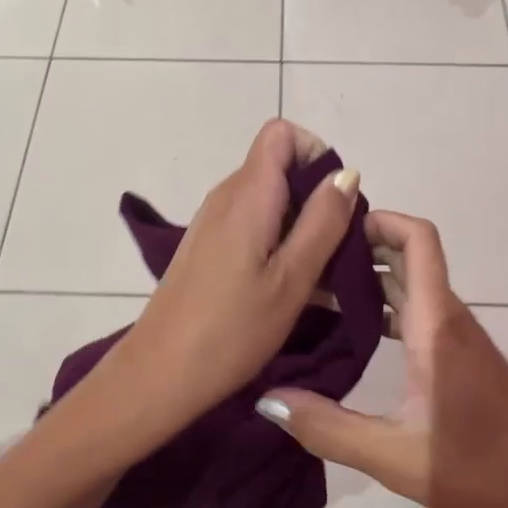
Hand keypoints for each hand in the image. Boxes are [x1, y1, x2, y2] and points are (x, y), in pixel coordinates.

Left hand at [105, 119, 359, 422]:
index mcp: (248, 193)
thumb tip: (346, 173)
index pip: (282, 133)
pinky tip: (292, 288)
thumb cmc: (231, 329)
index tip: (336, 203)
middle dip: (317, 195)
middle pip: (279, 165)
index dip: (315, 154)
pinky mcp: (209, 245)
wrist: (160, 373)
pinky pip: (254, 223)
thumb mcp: (292, 279)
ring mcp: (214, 220)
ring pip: (270, 198)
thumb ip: (323, 222)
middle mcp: (227, 195)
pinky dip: (280, 242)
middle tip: (337, 248)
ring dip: (302, 224)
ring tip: (321, 276)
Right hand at [260, 212, 507, 507]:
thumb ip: (328, 427)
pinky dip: (388, 309)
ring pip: (414, 288)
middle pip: (409, 258)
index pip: (418, 240)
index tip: (334, 223)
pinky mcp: (464, 361)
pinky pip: (422, 314)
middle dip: (361, 248)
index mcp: (436, 325)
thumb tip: (266, 397)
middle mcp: (450, 320)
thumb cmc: (481, 470)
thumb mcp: (395, 456)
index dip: (382, 218)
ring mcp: (460, 340)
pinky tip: (355, 337)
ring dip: (372, 280)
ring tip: (320, 293)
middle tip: (307, 259)